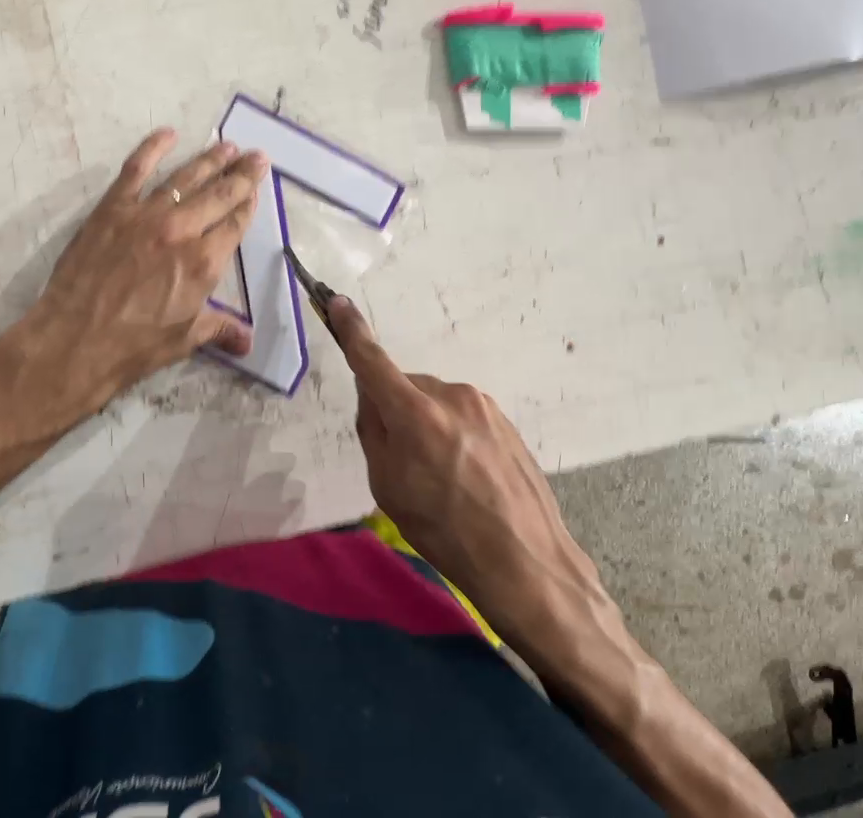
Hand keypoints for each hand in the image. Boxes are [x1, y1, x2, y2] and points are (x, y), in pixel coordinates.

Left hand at [10, 129, 268, 432]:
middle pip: (220, 194)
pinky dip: (153, 148)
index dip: (249, 203)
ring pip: (186, 177)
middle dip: (242, 174)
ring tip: (227, 146)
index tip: (257, 188)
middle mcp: (182, 230)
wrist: (76, 340)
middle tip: (257, 157)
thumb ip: (218, 329)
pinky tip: (168, 134)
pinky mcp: (113, 208)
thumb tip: (247, 342)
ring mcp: (146, 214)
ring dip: (210, 159)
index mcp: (204, 263)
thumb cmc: (134, 346)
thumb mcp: (184, 339)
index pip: (235, 223)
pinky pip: (136, 168)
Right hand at [327, 298, 600, 601]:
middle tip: (403, 464)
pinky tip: (467, 478)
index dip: (351, 331)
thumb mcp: (387, 487)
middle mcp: (451, 395)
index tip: (337, 301)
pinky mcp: (506, 422)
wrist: (525, 560)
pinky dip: (453, 436)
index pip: (372, 361)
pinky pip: (462, 418)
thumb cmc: (443, 529)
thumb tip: (373, 396)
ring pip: (434, 404)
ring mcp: (484, 407)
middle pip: (405, 389)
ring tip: (442, 479)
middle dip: (395, 412)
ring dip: (426, 426)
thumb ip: (374, 431)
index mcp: (415, 412)